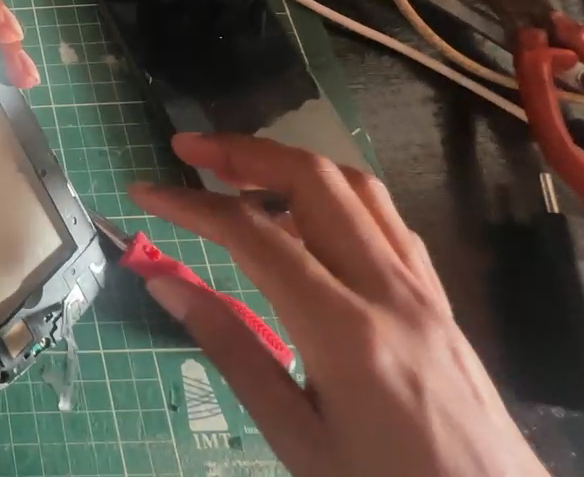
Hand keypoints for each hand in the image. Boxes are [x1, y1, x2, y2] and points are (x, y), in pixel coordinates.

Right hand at [131, 134, 546, 476]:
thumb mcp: (295, 437)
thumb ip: (229, 348)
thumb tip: (161, 280)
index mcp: (343, 330)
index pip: (251, 233)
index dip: (188, 204)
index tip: (144, 191)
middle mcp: (388, 292)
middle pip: (312, 181)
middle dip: (241, 151)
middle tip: (187, 148)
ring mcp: (422, 291)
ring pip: (356, 187)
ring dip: (288, 162)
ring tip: (236, 169)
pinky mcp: (439, 301)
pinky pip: (385, 219)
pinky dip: (331, 193)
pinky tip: (301, 213)